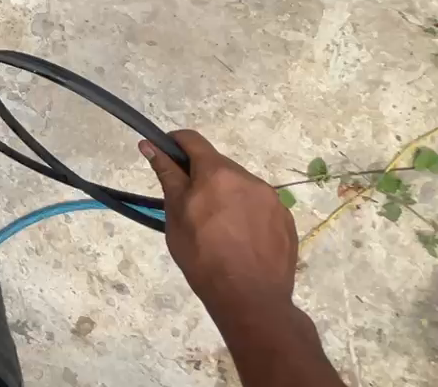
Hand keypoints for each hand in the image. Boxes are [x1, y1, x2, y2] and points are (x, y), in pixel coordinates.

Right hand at [141, 130, 296, 313]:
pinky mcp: (287, 222)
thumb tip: (150, 145)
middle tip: (186, 200)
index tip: (163, 157)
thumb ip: (166, 173)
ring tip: (213, 221)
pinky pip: (258, 203)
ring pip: (238, 184)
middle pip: (217, 163)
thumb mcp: (175, 209)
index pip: (192, 140)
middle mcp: (250, 180)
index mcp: (219, 173)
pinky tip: (236, 234)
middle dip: (199, 173)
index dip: (173, 143)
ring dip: (222, 191)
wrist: (250, 297)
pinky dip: (242, 208)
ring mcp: (274, 202)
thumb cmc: (201, 251)